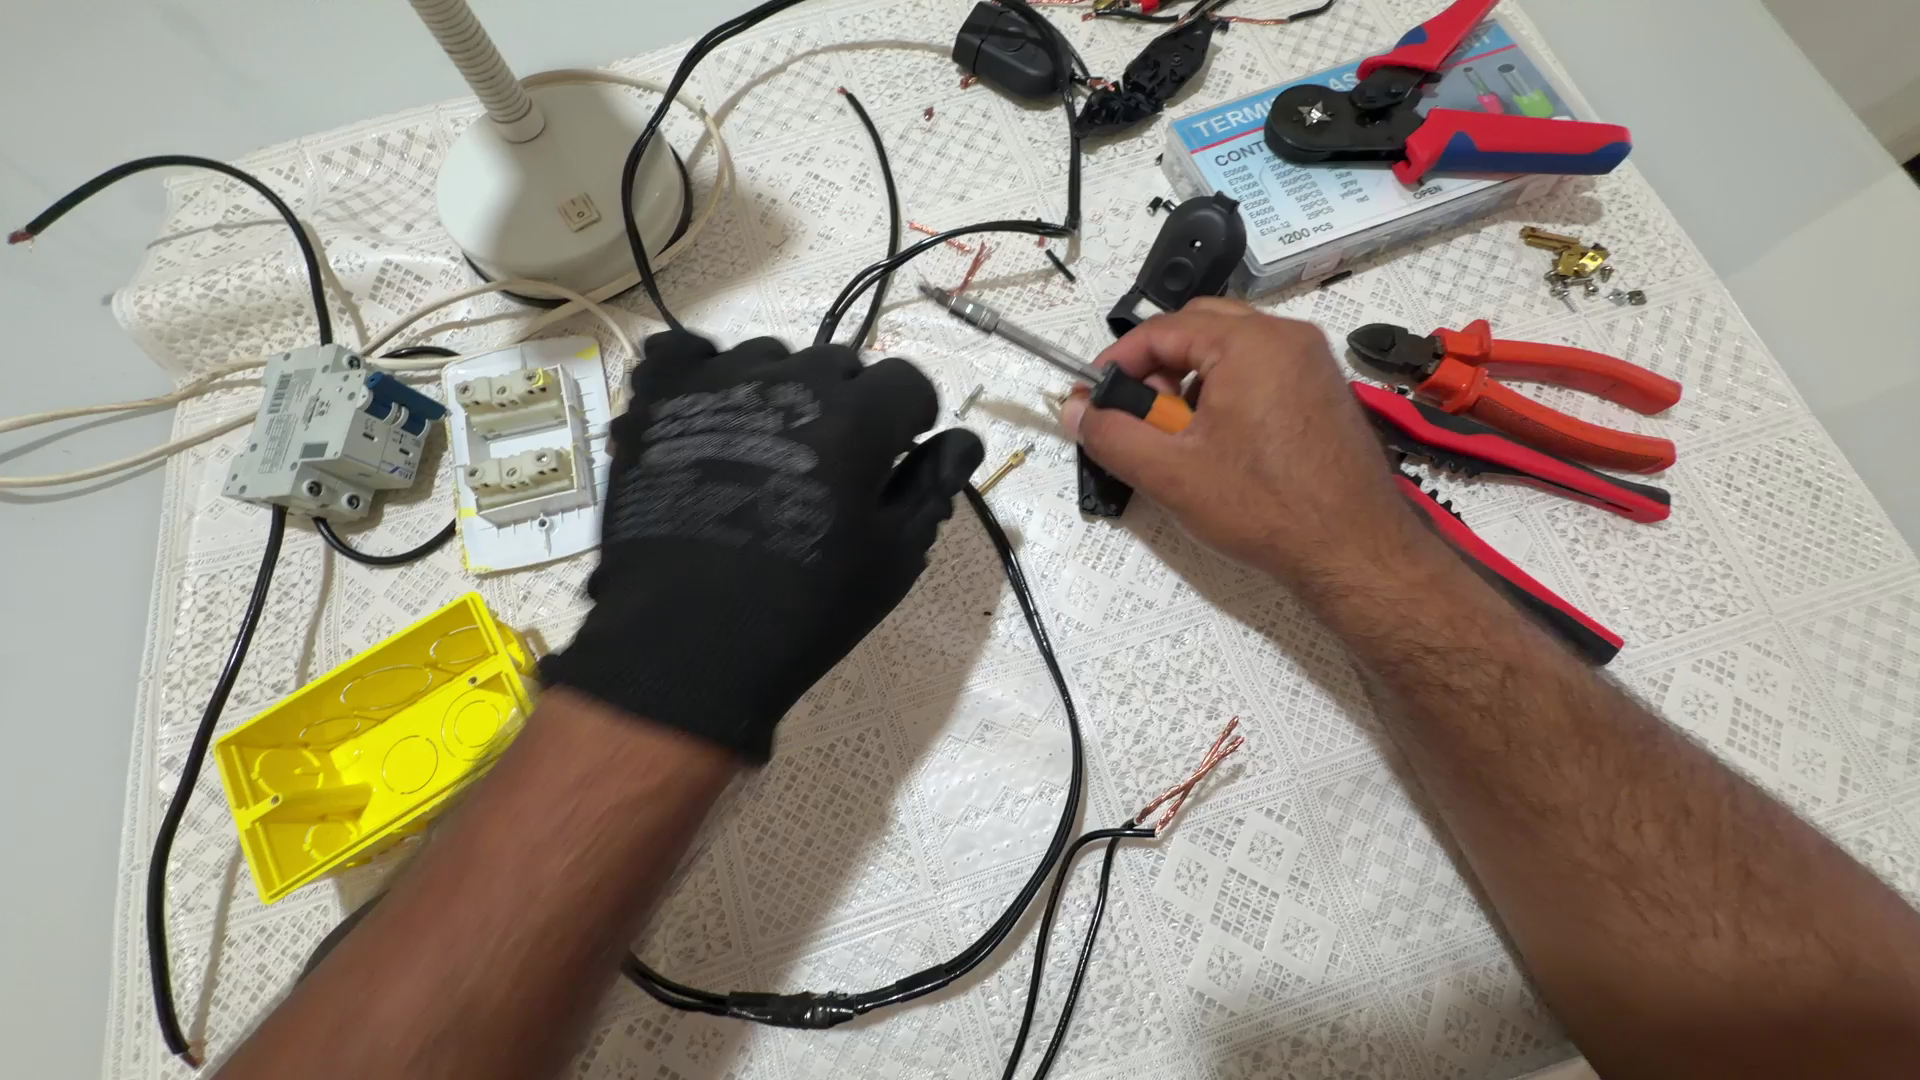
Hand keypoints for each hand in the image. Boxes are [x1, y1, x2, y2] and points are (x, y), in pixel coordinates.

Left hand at [543, 332, 982, 761]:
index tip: (897, 454)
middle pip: (842, 364)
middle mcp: (790, 384)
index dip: (912, 420)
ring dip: (785, 392)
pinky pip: (687, 351)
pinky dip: (707, 372)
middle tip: (833, 466)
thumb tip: (964, 438)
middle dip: (853, 406)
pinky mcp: (657, 401)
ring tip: (768, 452)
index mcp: (857, 422)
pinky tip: (714, 411)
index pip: (908, 382)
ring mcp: (716, 385)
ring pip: (772, 357)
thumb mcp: (893, 558)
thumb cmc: (807, 610)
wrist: (690, 647)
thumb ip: (933, 485)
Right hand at [1062, 299, 1427, 588]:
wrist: (1353, 553)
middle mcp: (1287, 337)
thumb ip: (1112, 435)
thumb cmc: (1261, 508)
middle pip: (1198, 327)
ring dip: (1189, 379)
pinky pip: (1259, 370)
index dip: (1118, 361)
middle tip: (1139, 414)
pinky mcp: (1322, 391)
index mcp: (1250, 344)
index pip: (1163, 328)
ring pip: (1229, 349)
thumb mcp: (1170, 474)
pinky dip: (1224, 392)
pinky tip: (1218, 444)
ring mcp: (1312, 363)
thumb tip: (1074, 409)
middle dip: (1156, 365)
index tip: (1094, 397)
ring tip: (1178, 435)